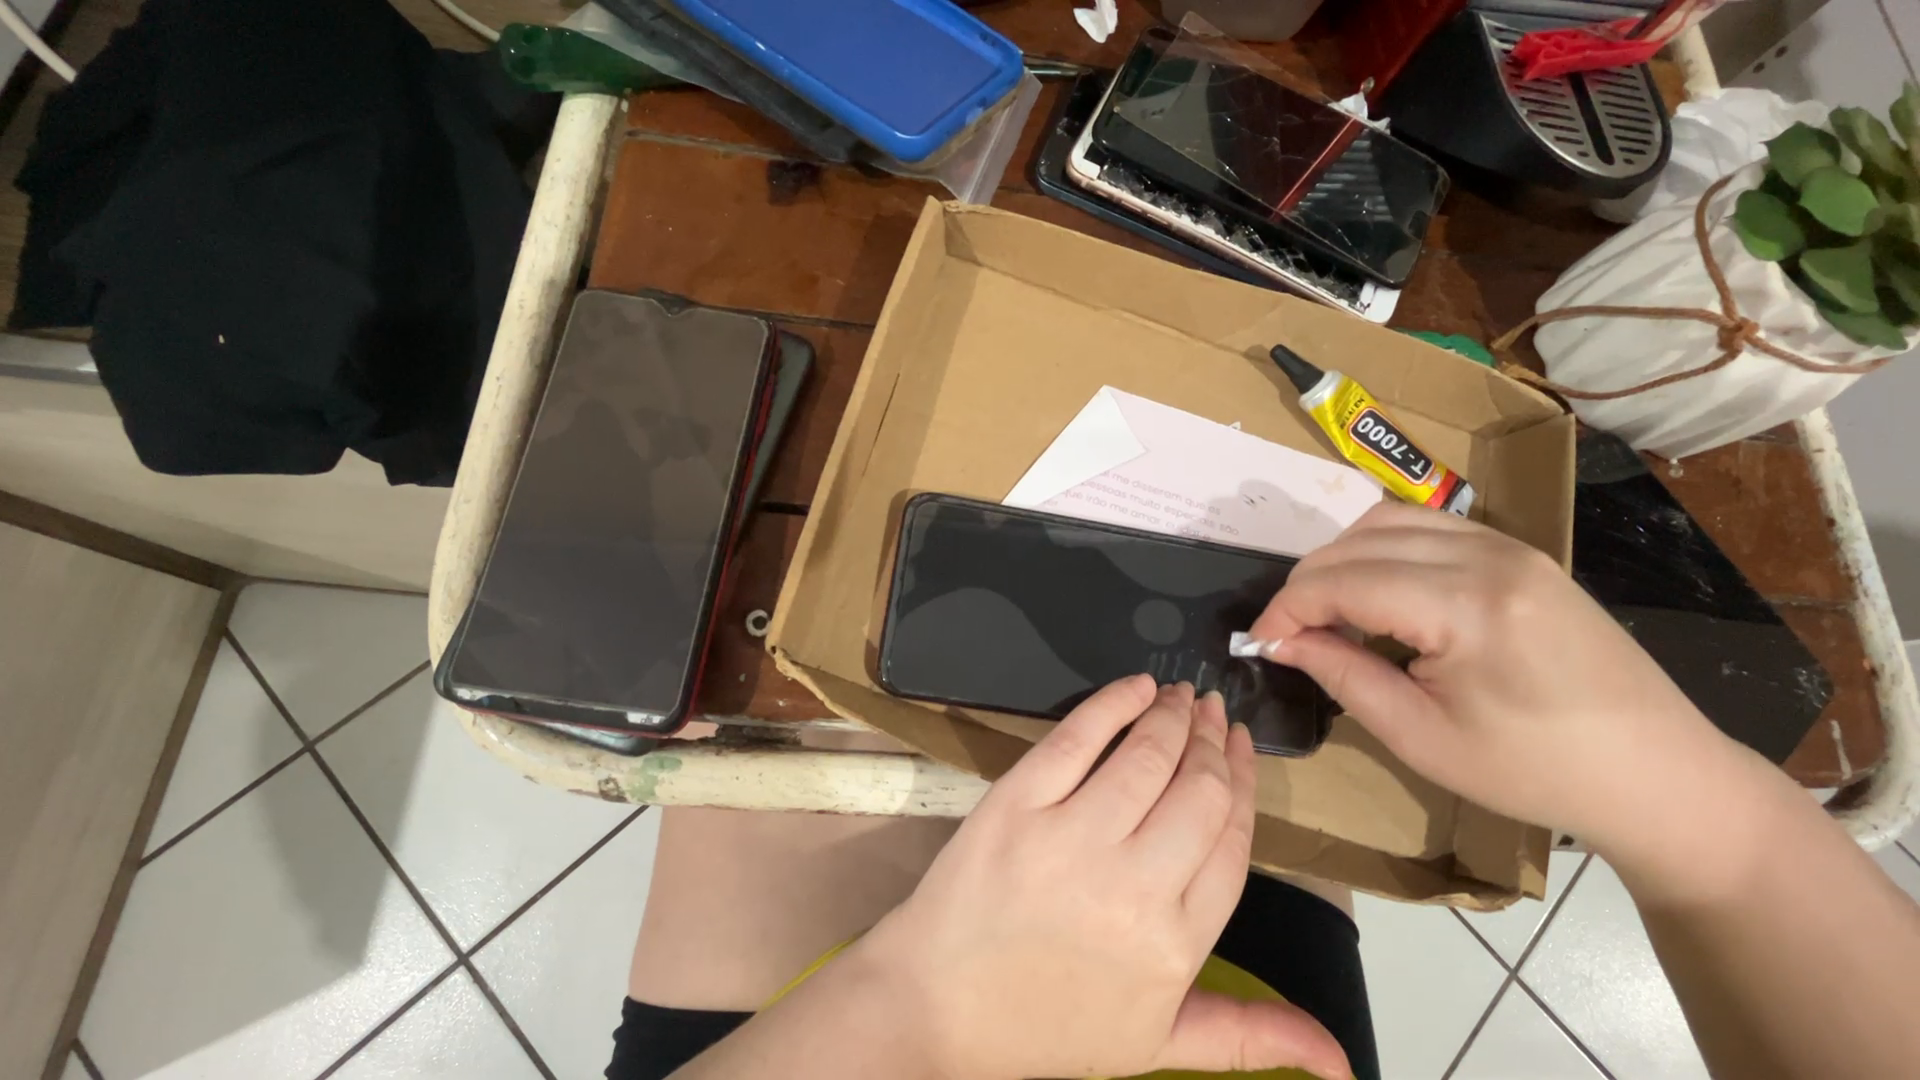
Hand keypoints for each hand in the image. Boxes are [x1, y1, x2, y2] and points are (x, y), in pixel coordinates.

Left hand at [844, 677, 1350, 1079]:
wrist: (941, 1006)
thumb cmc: (1048, 1023)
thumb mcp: (1156, 1041)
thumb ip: (1249, 1036)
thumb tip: (1342, 1059)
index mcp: (1175, 945)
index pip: (1233, 842)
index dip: (1245, 784)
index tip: (1242, 748)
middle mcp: (1132, 889)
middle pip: (1199, 792)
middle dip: (1214, 742)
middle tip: (1214, 711)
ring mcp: (1070, 840)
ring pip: (1147, 757)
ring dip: (1172, 716)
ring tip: (1180, 697)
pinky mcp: (1017, 804)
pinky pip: (1078, 737)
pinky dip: (1113, 703)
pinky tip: (1135, 688)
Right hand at [1246, 501, 1755, 852]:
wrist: (1658, 776)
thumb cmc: (1534, 771)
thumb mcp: (1421, 736)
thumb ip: (1342, 674)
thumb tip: (1280, 639)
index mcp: (1469, 606)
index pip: (1343, 580)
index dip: (1287, 607)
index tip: (1258, 639)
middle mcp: (1490, 555)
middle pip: (1359, 540)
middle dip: (1307, 582)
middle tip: (1286, 631)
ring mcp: (1511, 546)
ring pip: (1389, 519)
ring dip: (1341, 557)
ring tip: (1324, 609)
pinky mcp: (1521, 553)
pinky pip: (1428, 526)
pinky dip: (1381, 548)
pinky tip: (1374, 590)